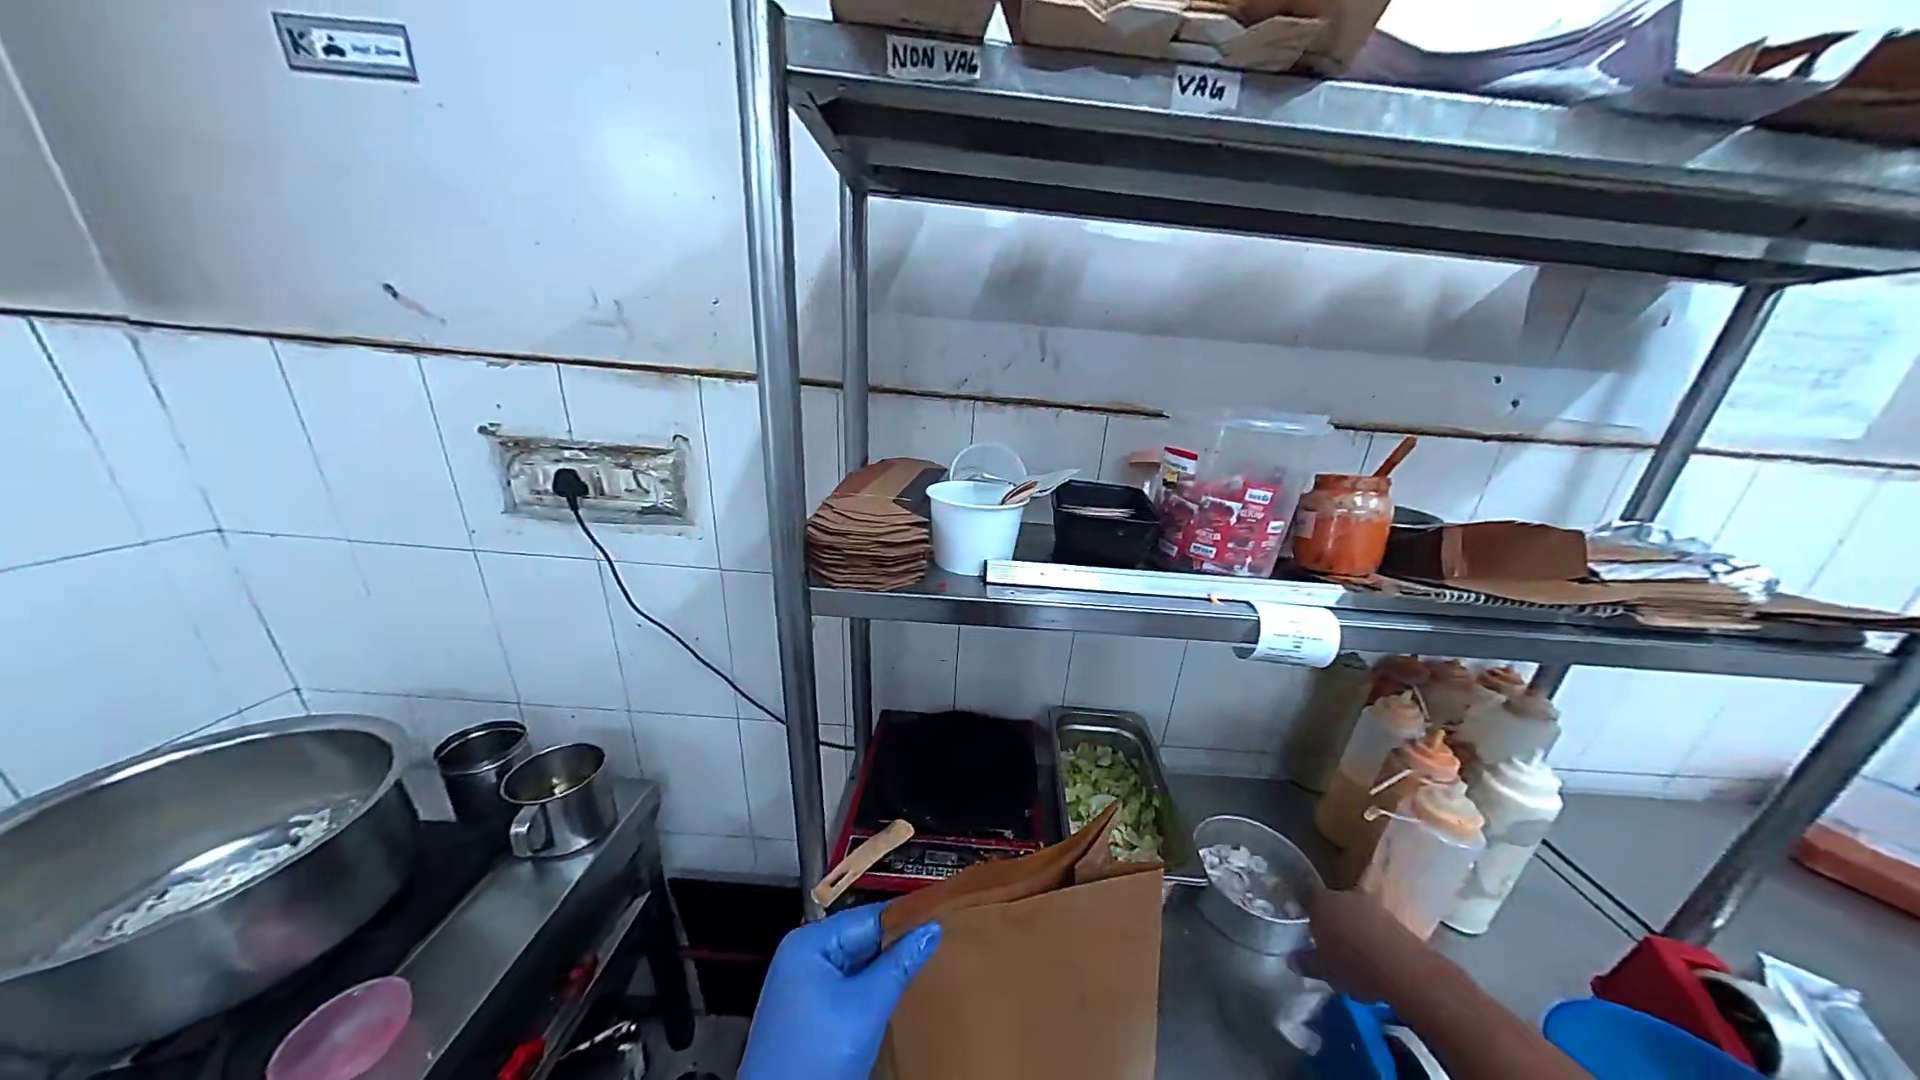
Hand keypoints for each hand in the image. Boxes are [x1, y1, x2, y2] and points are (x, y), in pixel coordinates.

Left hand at [737, 904, 942, 1079]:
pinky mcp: (809, 1012)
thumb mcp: (866, 1008)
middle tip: (937, 942)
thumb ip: (899, 966)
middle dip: (896, 945)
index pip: (867, 917)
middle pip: (861, 938)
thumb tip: (930, 931)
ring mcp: (803, 985)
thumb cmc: (813, 1062)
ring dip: (885, 968)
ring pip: (857, 964)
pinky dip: (871, 989)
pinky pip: (848, 986)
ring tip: (923, 962)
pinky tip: (895, 992)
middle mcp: (802, 957)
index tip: (938, 917)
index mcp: (808, 943)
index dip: (903, 919)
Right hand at [1299, 888, 1439, 1003]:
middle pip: (1332, 902)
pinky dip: (1373, 934)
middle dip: (1330, 917)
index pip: (1305, 896)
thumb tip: (1291, 960)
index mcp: (1320, 902)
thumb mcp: (1324, 971)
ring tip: (1354, 950)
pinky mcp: (1396, 919)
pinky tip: (1375, 955)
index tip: (1303, 920)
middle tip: (1328, 939)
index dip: (1304, 907)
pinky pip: (1376, 923)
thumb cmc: (1354, 967)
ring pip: (1355, 912)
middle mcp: (1344, 896)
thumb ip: (1306, 962)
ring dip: (1354, 926)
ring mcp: (1372, 905)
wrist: (1406, 972)